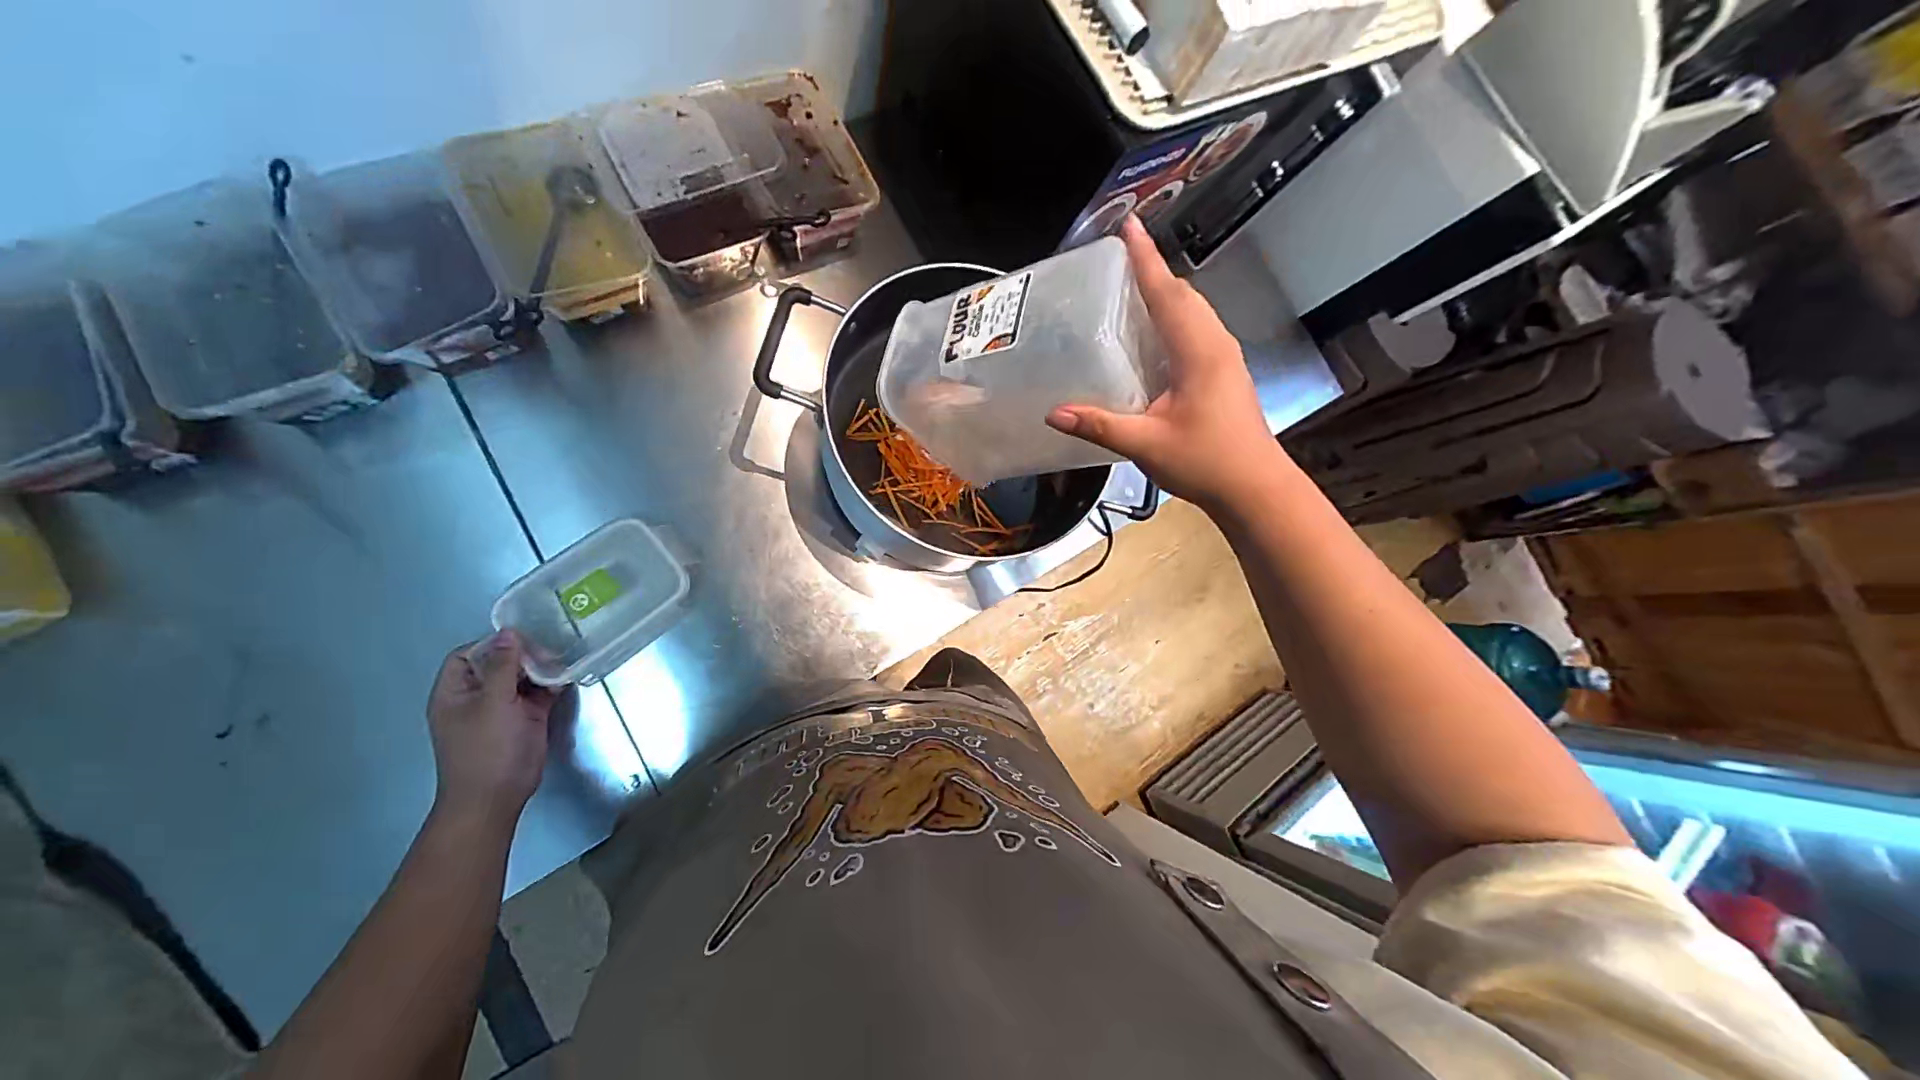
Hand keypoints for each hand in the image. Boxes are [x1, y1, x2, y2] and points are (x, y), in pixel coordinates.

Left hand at [425, 630, 557, 826]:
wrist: (496, 796)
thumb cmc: (485, 749)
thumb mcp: (492, 703)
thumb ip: (502, 666)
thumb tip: (509, 633)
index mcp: (455, 691)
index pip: (468, 655)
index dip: (492, 644)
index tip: (521, 640)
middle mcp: (478, 696)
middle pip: (499, 663)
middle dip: (523, 655)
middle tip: (548, 651)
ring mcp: (503, 708)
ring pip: (522, 677)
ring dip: (541, 668)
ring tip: (561, 662)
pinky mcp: (526, 718)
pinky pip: (539, 693)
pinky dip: (552, 684)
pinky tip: (566, 677)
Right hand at [1046, 216, 1289, 510]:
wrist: (1255, 488)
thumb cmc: (1207, 462)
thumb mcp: (1146, 444)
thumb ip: (1100, 425)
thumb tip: (1054, 414)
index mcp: (1199, 351)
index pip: (1167, 293)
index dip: (1145, 259)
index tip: (1128, 227)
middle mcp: (1215, 345)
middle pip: (1183, 295)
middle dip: (1153, 271)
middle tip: (1119, 260)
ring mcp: (1224, 358)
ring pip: (1192, 311)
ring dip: (1164, 293)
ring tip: (1131, 288)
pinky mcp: (1224, 374)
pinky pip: (1195, 331)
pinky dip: (1172, 318)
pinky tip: (1152, 335)